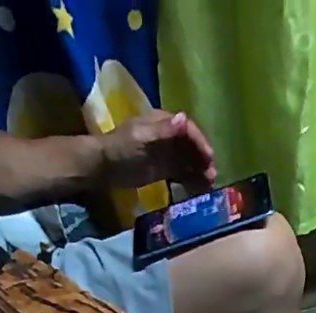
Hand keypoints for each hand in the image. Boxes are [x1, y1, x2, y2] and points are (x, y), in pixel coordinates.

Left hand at [99, 110, 216, 189]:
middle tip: (212, 176)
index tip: (209, 157)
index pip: (187, 129)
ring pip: (188, 161)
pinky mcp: (163, 170)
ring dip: (199, 172)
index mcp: (163, 122)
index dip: (200, 142)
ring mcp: (166, 154)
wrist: (103, 167)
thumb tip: (184, 119)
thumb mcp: (142, 138)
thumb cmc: (121, 149)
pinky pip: (181, 174)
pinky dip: (190, 181)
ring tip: (208, 186)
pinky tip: (198, 190)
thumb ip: (164, 131)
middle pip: (191, 146)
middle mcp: (168, 137)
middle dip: (202, 160)